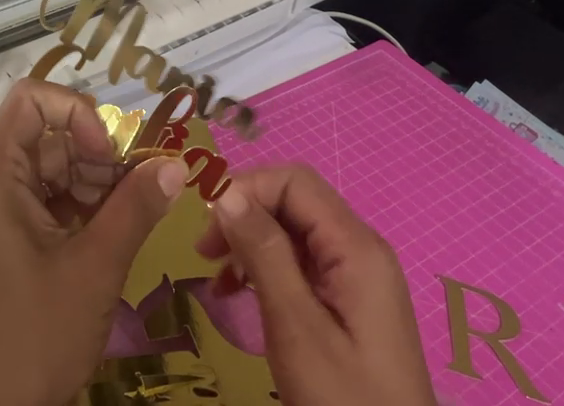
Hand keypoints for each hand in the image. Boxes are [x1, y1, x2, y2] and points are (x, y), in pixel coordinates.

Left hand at [0, 80, 188, 405]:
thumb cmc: (35, 332)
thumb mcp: (94, 267)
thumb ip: (136, 209)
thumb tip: (177, 164)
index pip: (31, 99)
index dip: (77, 112)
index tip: (109, 156)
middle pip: (48, 132)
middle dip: (97, 152)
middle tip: (138, 189)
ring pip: (54, 166)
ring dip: (97, 182)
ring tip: (132, 213)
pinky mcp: (10, 235)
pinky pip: (50, 198)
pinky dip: (84, 206)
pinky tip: (114, 231)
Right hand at [195, 165, 435, 405]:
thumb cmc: (343, 397)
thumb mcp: (296, 326)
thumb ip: (265, 254)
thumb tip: (226, 194)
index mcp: (355, 247)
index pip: (294, 181)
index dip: (247, 188)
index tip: (207, 223)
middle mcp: (359, 248)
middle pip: (293, 200)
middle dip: (244, 213)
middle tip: (204, 251)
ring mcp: (355, 274)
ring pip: (292, 229)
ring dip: (248, 240)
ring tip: (215, 274)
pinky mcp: (347, 299)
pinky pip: (300, 260)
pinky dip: (263, 265)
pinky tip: (236, 291)